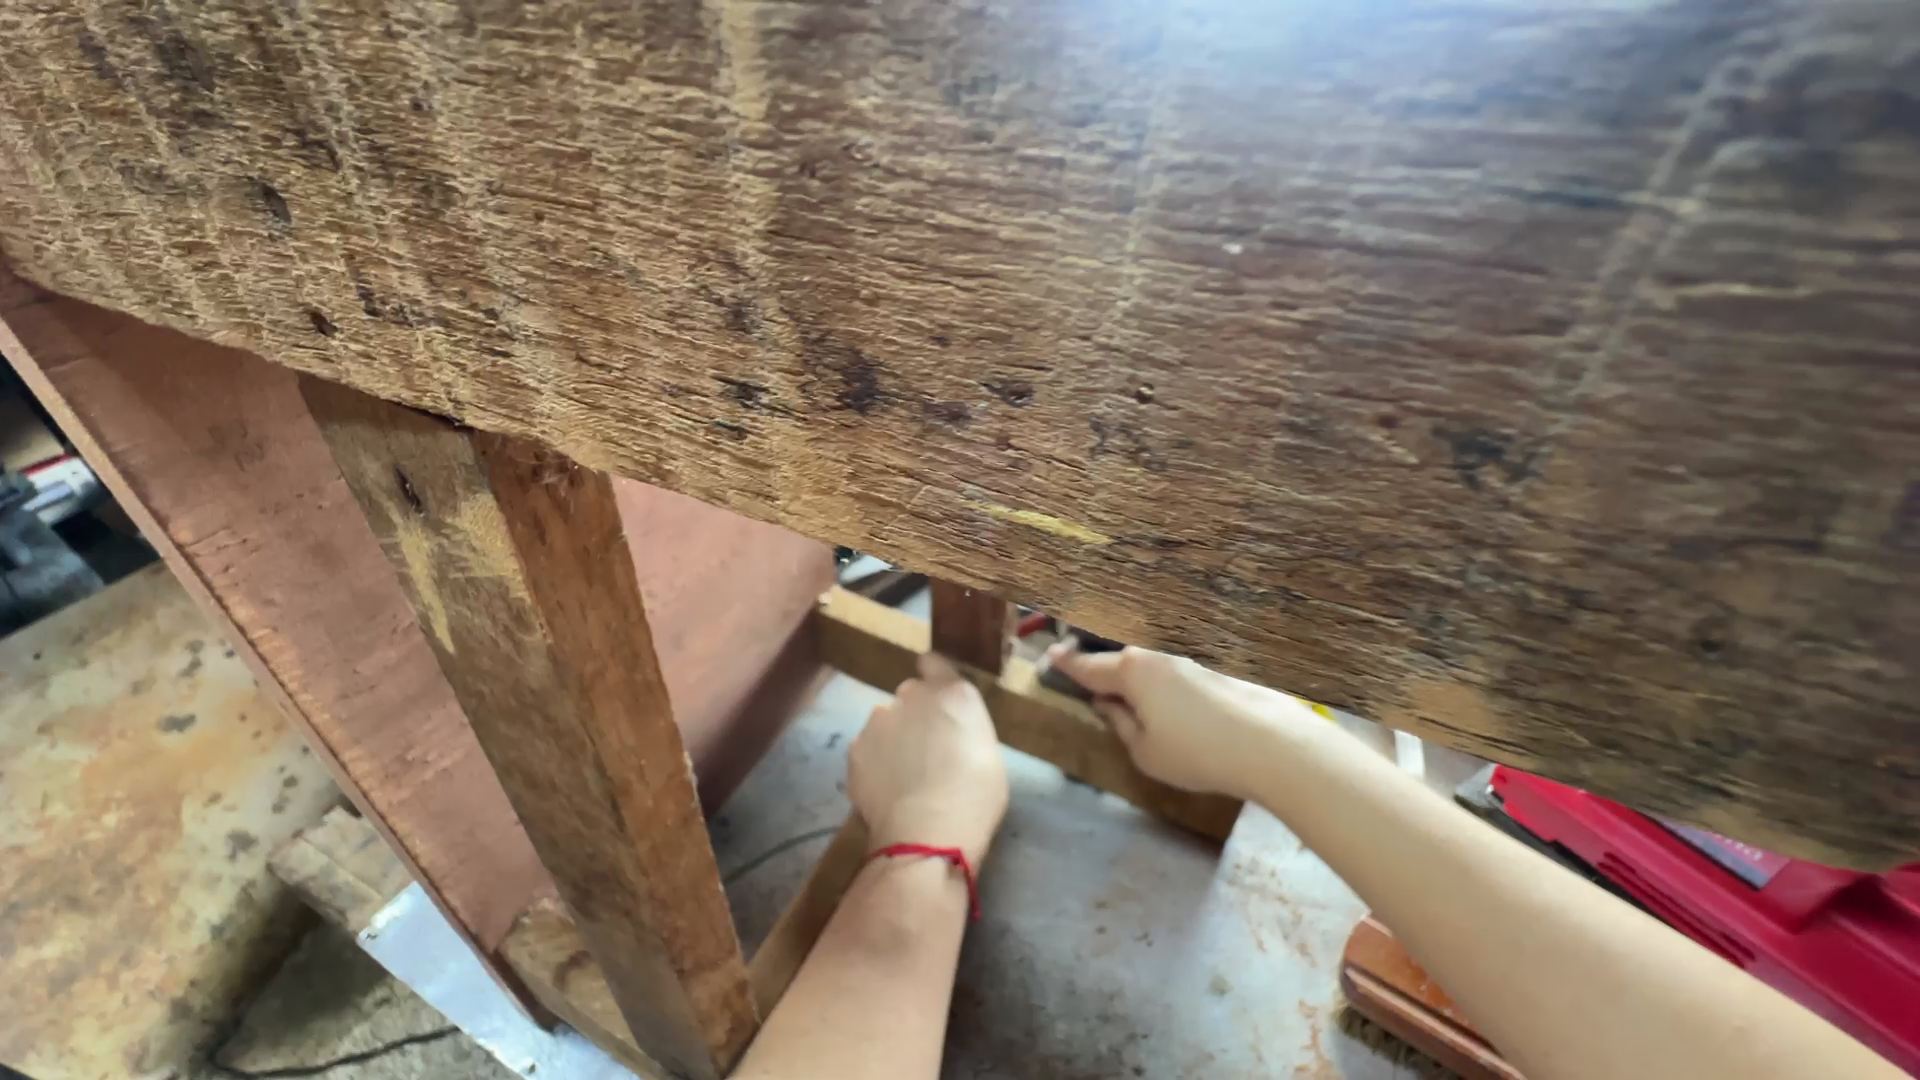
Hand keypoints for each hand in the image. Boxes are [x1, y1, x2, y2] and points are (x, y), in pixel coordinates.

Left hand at [849, 652, 1008, 864]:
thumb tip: (952, 729)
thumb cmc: (974, 798)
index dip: (933, 676)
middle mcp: (912, 695)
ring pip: (885, 722)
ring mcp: (878, 720)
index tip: (937, 695)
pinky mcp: (855, 748)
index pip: (934, 662)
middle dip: (916, 713)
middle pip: (910, 694)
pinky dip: (874, 762)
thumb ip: (965, 727)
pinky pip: (867, 748)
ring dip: (893, 737)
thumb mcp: (988, 753)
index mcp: (952, 693)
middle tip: (927, 749)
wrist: (926, 836)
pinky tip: (886, 788)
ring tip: (903, 775)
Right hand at [1047, 643, 1319, 798]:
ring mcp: (1186, 662)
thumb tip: (1109, 706)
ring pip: (1146, 670)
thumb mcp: (1145, 751)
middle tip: (1084, 684)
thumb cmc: (1197, 751)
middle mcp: (1155, 658)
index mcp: (1131, 672)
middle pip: (1118, 663)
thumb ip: (1121, 725)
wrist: (1272, 743)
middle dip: (1099, 672)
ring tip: (1126, 706)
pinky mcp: (1211, 673)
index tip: (1049, 656)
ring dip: (1132, 684)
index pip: (1088, 667)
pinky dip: (1158, 689)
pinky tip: (1166, 712)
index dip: (1066, 665)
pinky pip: (1169, 677)